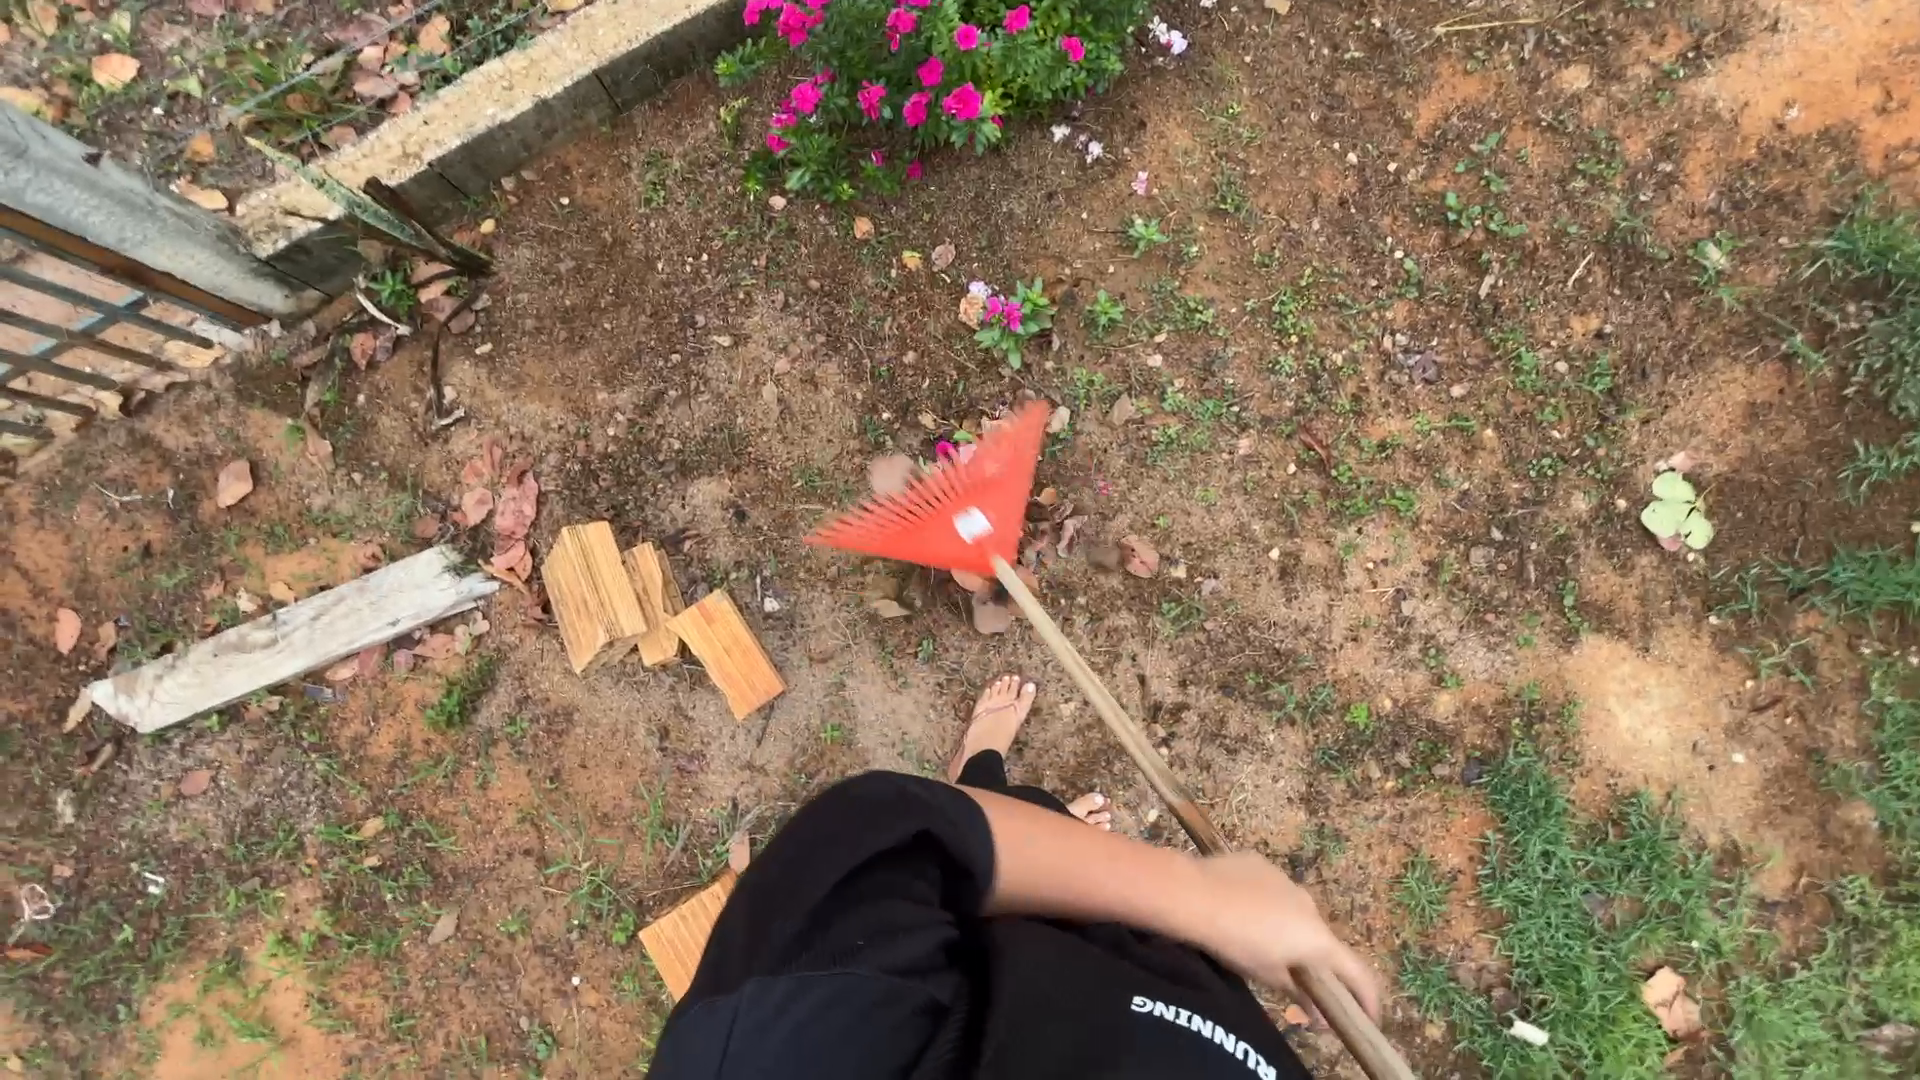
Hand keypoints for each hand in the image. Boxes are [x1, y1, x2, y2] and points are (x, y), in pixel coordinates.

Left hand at [1187, 851, 1382, 1021]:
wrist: (1196, 894)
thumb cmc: (1235, 942)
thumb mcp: (1268, 976)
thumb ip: (1300, 996)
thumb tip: (1320, 1016)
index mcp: (1318, 938)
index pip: (1357, 972)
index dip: (1366, 997)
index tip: (1367, 1015)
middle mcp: (1309, 904)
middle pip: (1320, 938)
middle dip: (1311, 957)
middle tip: (1292, 972)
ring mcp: (1284, 878)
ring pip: (1294, 910)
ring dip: (1285, 925)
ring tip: (1256, 936)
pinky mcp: (1259, 862)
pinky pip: (1270, 888)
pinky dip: (1263, 900)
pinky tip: (1240, 907)